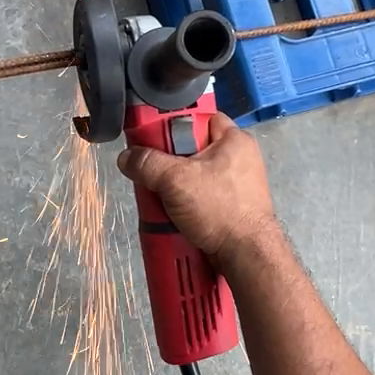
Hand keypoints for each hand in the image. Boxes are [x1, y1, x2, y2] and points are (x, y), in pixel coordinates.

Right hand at [116, 113, 281, 263]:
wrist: (247, 257)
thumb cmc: (220, 209)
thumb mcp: (176, 180)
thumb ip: (147, 164)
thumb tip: (127, 158)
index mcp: (234, 140)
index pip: (199, 117)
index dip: (175, 124)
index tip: (154, 137)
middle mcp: (240, 158)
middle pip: (193, 149)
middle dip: (171, 162)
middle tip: (154, 172)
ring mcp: (238, 186)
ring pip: (195, 176)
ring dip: (175, 187)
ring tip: (160, 196)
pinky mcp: (233, 208)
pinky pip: (202, 197)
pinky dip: (186, 204)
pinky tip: (174, 213)